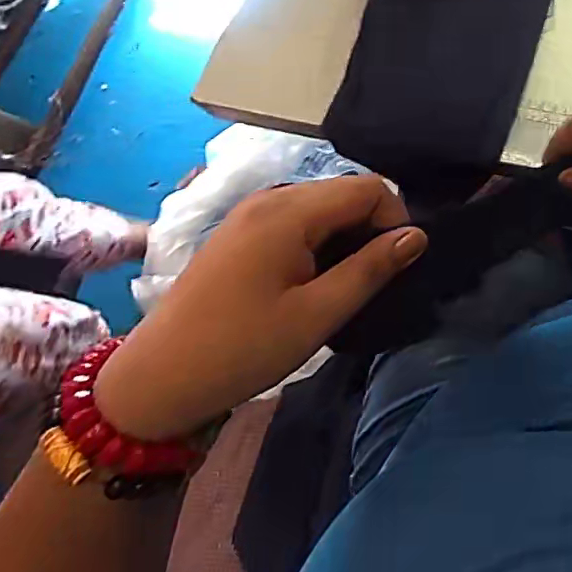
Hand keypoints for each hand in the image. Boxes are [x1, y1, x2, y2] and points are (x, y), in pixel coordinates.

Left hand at [94, 175, 425, 439]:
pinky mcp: (241, 230)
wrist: (154, 382)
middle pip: (345, 191)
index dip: (394, 219)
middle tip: (374, 278)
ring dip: (346, 234)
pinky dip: (320, 238)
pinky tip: (313, 277)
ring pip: (323, 204)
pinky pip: (297, 217)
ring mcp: (251, 212)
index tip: (396, 266)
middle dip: (372, 226)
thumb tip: (416, 236)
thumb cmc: (241, 349)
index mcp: (288, 211)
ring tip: (346, 281)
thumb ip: (371, 268)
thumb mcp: (317, 314)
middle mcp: (270, 198)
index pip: (369, 188)